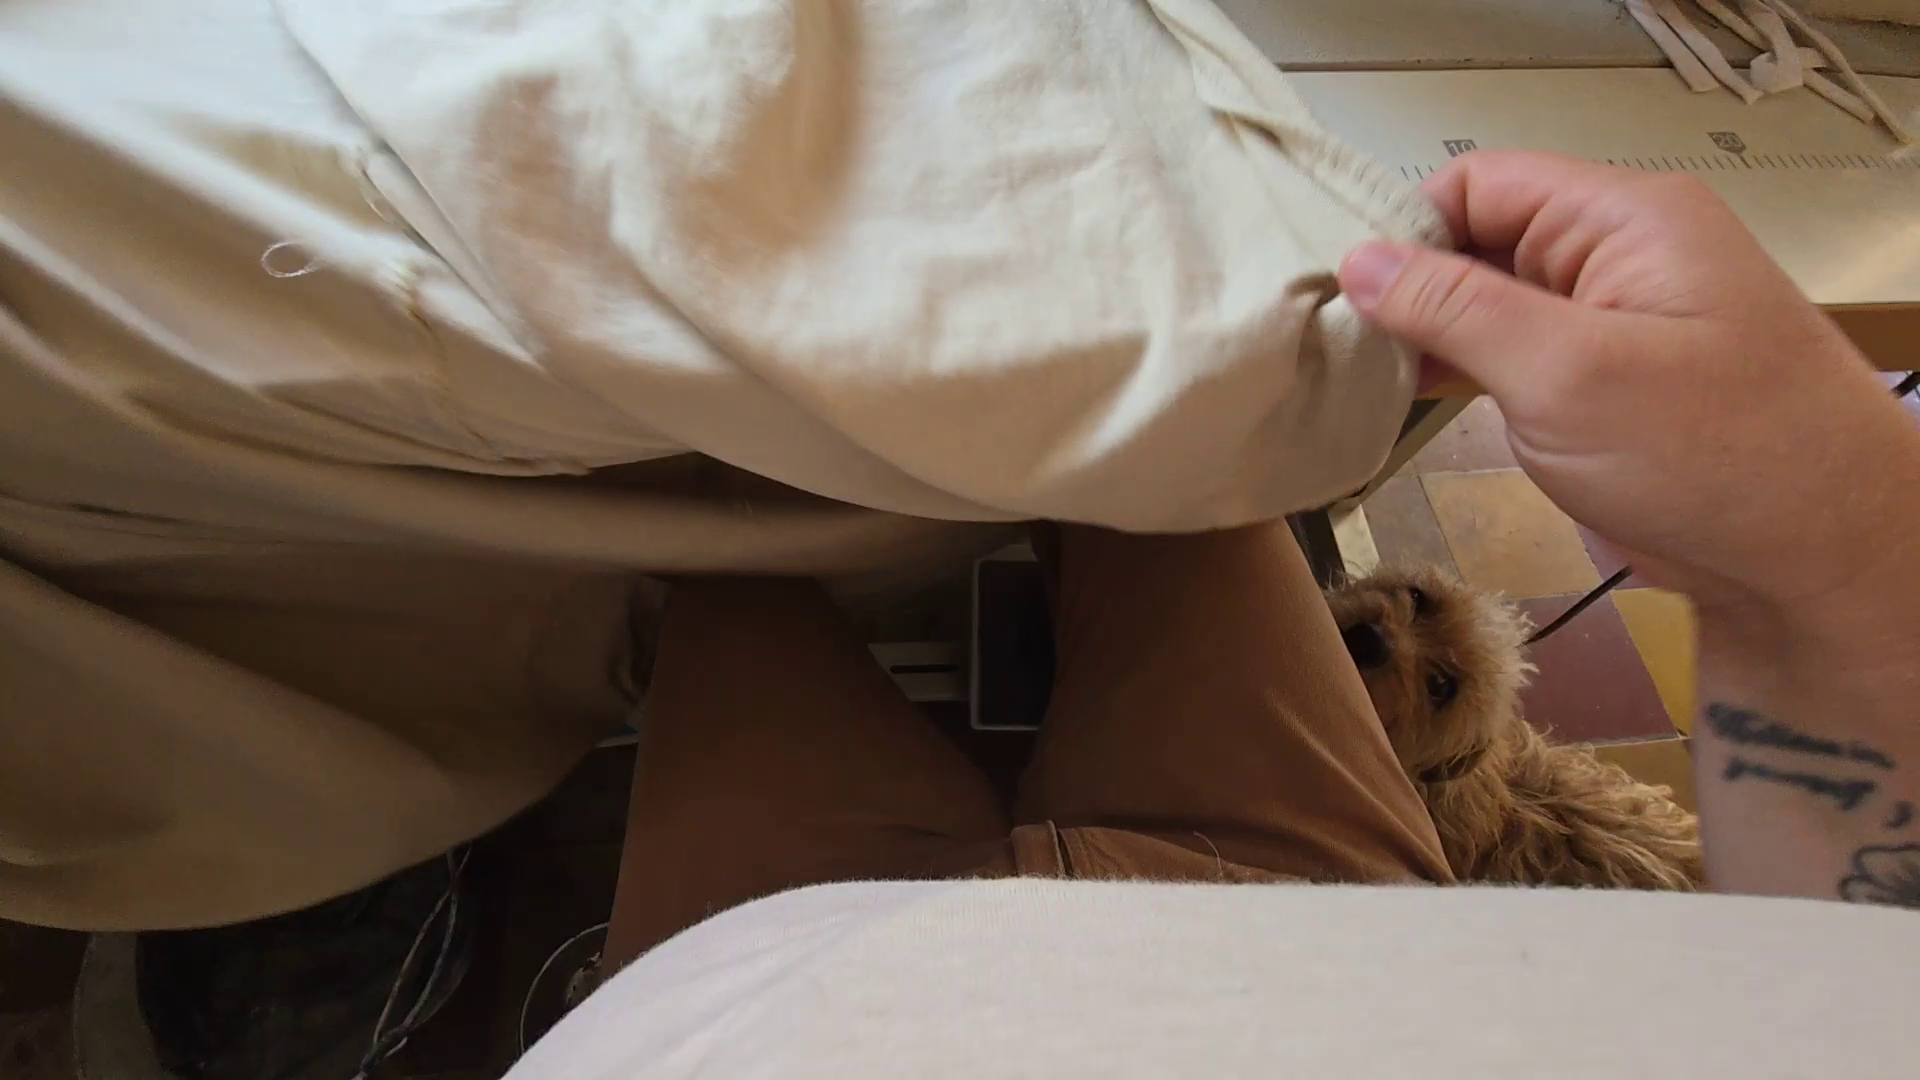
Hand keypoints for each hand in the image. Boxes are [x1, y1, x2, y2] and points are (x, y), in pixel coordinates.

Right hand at [1337, 150, 1919, 626]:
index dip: (1406, 228)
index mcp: (1618, 220)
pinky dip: (1438, 365)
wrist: (1802, 555)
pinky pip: (1488, 348)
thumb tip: (1358, 260)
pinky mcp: (1573, 375)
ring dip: (1413, 330)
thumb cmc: (1702, 454)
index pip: (1479, 184)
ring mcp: (1587, 319)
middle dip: (1399, 284)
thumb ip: (1455, 309)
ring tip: (1348, 369)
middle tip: (1333, 339)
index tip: (1343, 293)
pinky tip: (1392, 392)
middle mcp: (1602, 255)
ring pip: (1472, 298)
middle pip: (1471, 238)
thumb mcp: (1564, 371)